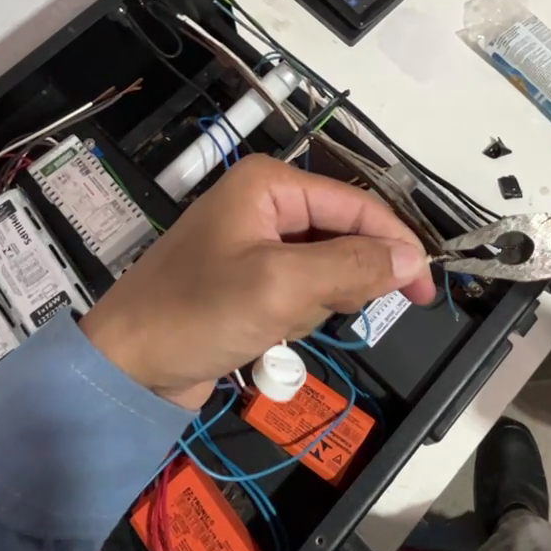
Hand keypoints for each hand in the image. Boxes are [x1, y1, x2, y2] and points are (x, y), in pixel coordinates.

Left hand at [79, 155, 434, 408]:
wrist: (123, 368)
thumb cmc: (197, 313)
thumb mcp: (281, 286)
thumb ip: (352, 266)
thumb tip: (414, 259)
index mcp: (271, 183)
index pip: (355, 205)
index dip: (397, 244)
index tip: (427, 289)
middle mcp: (266, 201)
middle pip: (341, 235)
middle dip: (339, 280)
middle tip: (314, 312)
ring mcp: (256, 240)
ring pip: (325, 267)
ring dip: (314, 302)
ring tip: (275, 323)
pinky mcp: (249, 277)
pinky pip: (299, 288)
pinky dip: (297, 312)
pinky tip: (267, 331)